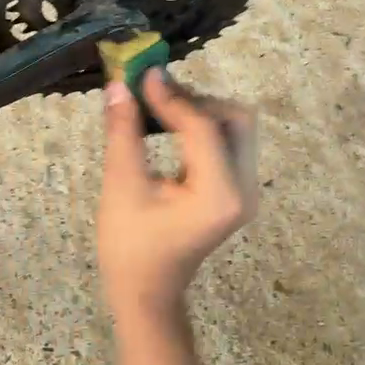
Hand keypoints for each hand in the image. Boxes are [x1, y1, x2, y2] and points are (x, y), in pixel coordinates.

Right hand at [98, 69, 257, 320]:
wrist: (146, 291)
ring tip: (154, 109)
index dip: (171, 96)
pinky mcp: (236, 190)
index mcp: (220, 194)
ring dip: (197, 111)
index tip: (139, 74)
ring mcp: (245, 191)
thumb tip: (118, 85)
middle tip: (152, 95)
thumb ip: (123, 132)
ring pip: (234, 127)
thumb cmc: (129, 245)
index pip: (203, 126)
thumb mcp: (121, 185)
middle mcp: (245, 189)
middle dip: (194, 100)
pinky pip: (227, 143)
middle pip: (235, 119)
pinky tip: (165, 127)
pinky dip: (199, 127)